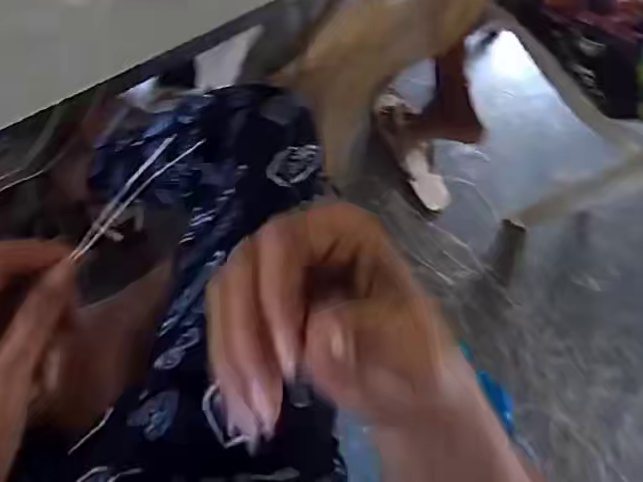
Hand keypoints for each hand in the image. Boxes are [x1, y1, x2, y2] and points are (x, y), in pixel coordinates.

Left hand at [0, 240, 76, 481]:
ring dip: (40, 316)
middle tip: (76, 320)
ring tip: (62, 347)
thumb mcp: (6, 383)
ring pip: (8, 299)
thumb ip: (37, 318)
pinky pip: (1, 324)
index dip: (42, 254)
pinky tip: (43, 361)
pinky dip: (28, 335)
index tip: (83, 265)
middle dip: (44, 293)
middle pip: (4, 276)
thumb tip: (70, 265)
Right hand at [207, 203, 530, 480]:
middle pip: (245, 264)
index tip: (290, 362)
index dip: (275, 294)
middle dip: (247, 336)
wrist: (408, 387)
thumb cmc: (416, 355)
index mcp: (340, 227)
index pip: (284, 240)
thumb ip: (366, 335)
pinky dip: (229, 368)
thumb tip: (317, 334)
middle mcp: (301, 236)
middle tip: (266, 402)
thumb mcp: (406, 346)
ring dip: (233, 357)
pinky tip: (245, 410)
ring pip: (226, 293)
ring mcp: (276, 267)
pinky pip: (226, 324)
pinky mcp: (260, 301)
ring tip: (258, 416)